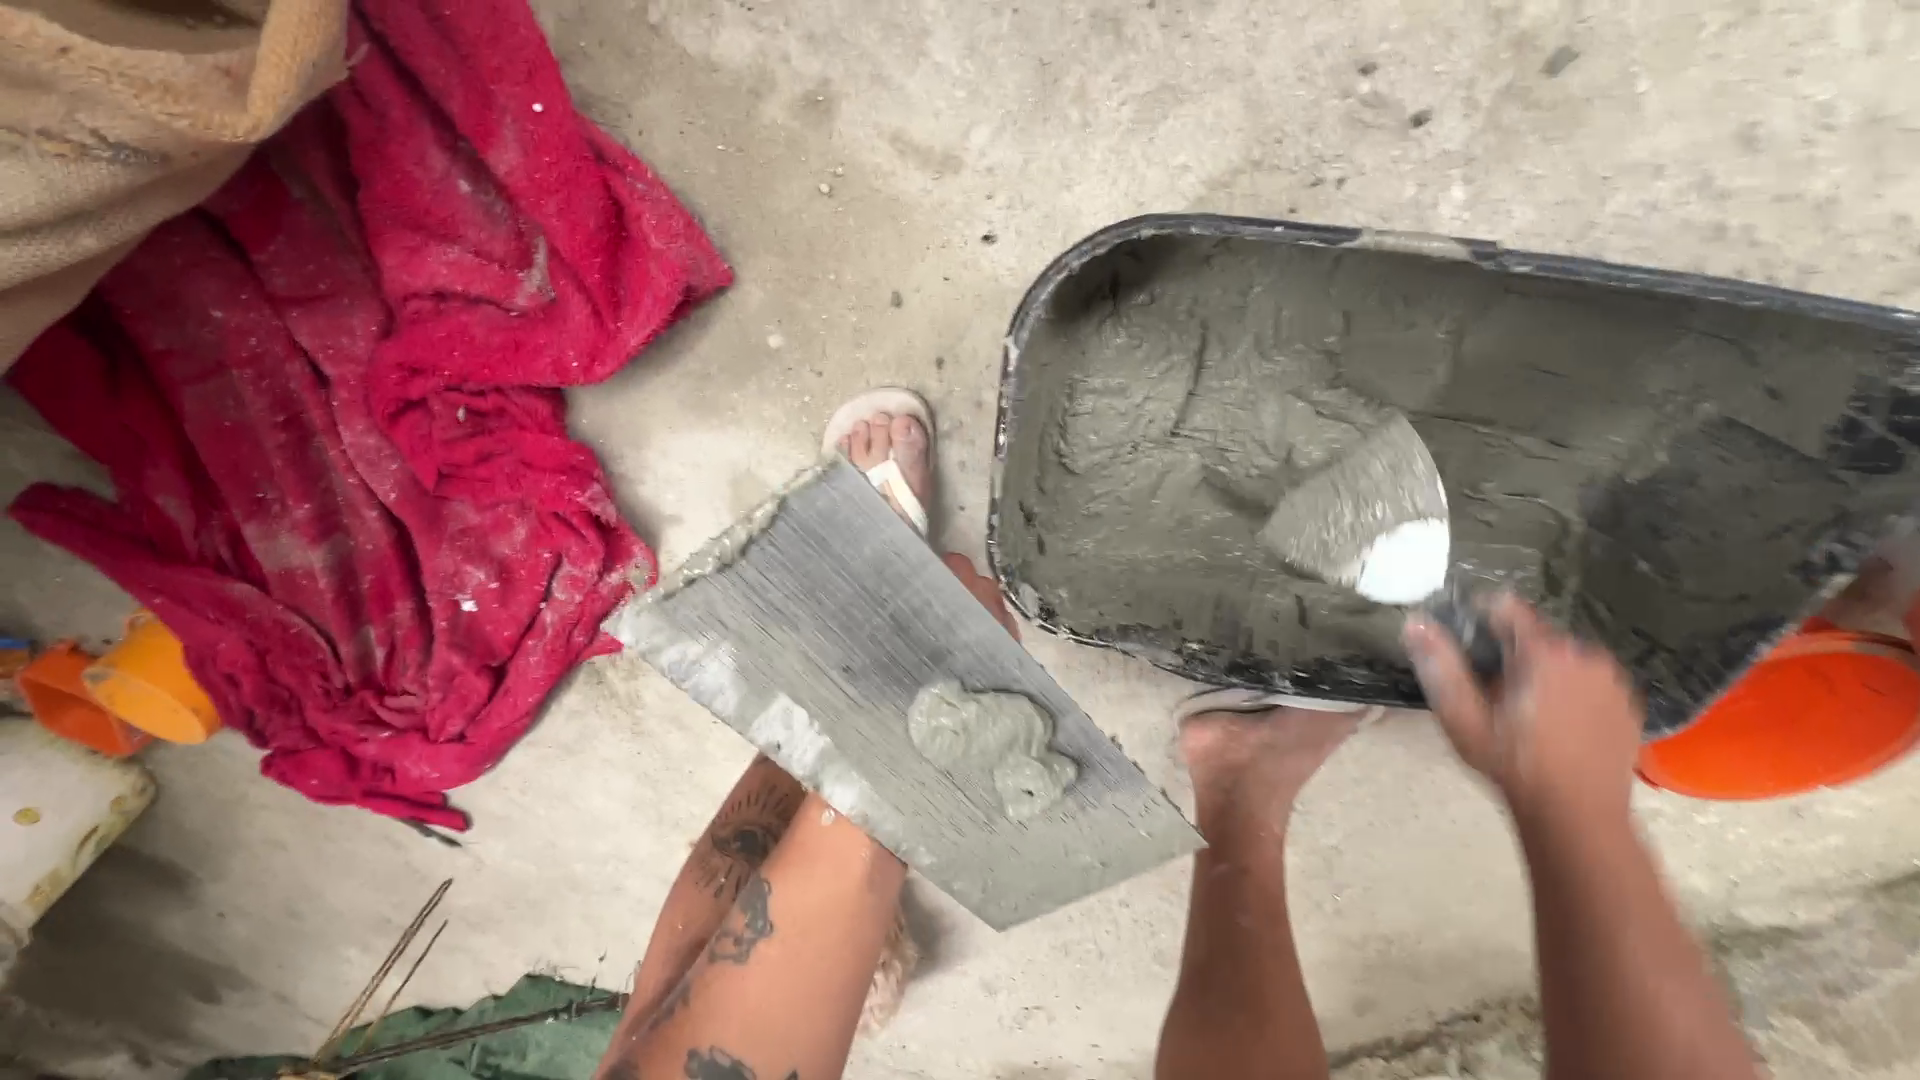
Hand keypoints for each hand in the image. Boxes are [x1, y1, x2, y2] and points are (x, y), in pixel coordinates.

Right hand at [1402, 593, 1643, 822]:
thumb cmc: (1512, 764)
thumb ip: (1439, 664)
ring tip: (1523, 709)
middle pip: (1535, 636)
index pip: (1507, 608)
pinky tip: (1554, 723)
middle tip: (1491, 691)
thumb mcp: (1462, 716)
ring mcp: (1613, 681)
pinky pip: (1588, 681)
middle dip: (1511, 653)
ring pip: (1563, 658)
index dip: (1479, 618)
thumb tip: (1415, 621)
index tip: (1464, 641)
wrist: (1578, 816)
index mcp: (1545, 653)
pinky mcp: (1628, 705)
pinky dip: (1569, 690)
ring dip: (1541, 671)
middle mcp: (1586, 656)